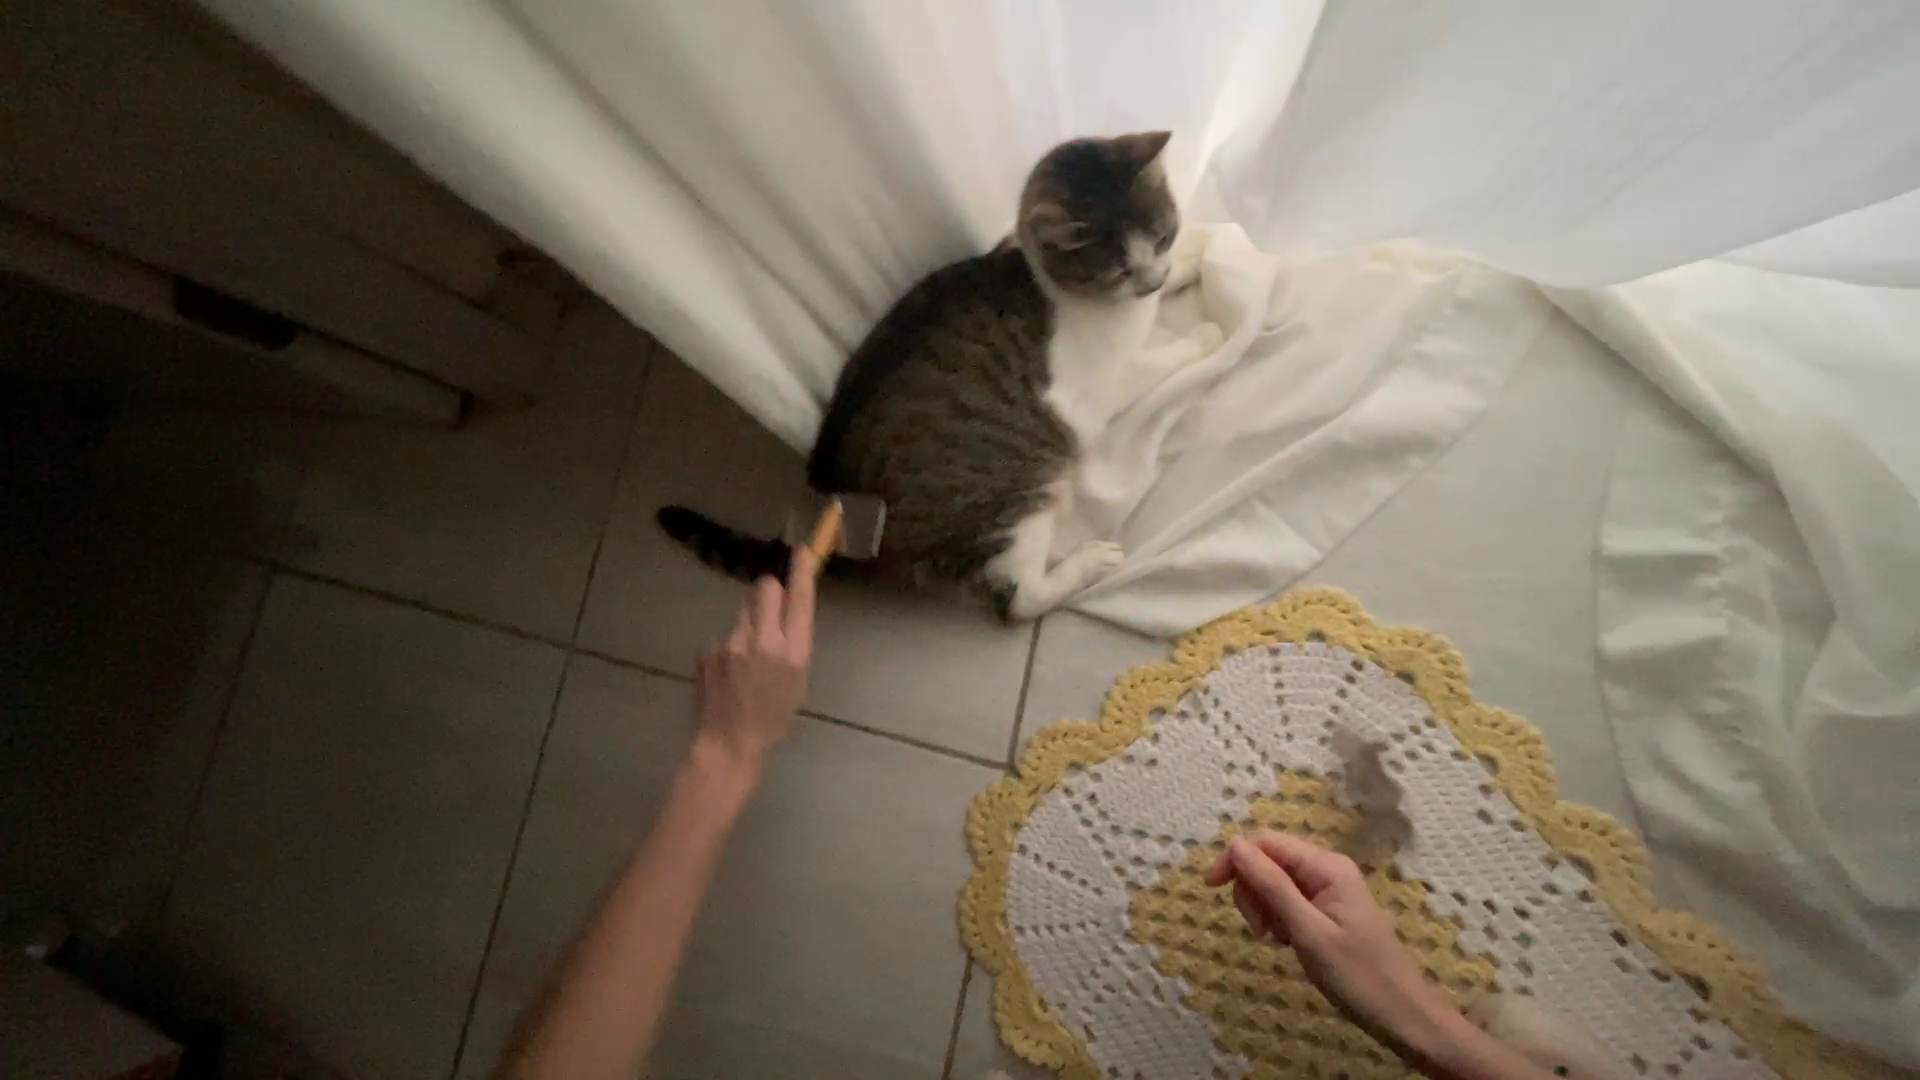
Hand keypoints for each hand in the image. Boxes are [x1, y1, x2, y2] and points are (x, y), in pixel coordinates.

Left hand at [690, 548, 819, 779]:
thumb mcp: (798, 679)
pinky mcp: (708, 649)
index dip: (802, 570)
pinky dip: (729, 646)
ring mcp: (732, 643)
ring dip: (749, 621)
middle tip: (771, 611)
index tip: (803, 550)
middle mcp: (764, 640)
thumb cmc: (774, 717)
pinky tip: (728, 671)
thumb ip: (794, 642)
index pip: (800, 598)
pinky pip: (725, 634)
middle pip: (766, 588)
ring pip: (743, 611)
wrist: (729, 743)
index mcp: (794, 651)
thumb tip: (789, 611)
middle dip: (770, 592)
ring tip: (747, 655)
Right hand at [1206, 833, 1447, 1046]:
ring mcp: (1328, 888)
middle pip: (1268, 860)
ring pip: (1274, 881)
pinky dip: (1278, 918)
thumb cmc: (1359, 977)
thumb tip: (1235, 844)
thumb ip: (1271, 885)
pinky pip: (1288, 899)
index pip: (1265, 843)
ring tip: (1276, 940)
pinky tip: (1287, 942)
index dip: (1235, 860)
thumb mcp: (1308, 932)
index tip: (1212, 889)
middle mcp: (1326, 868)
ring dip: (1263, 907)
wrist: (1408, 1021)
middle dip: (1252, 890)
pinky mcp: (1328, 908)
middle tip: (1259, 930)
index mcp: (1326, 866)